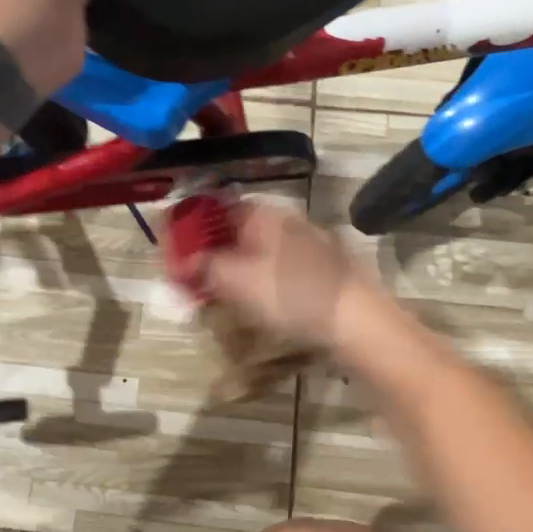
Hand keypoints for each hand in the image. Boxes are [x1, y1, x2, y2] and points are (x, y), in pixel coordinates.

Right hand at [191, 202, 381, 348]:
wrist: (361, 323)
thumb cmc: (293, 296)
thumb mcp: (237, 281)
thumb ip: (203, 266)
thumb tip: (179, 260)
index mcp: (264, 213)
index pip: (214, 208)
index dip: (188, 229)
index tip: (171, 254)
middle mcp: (286, 221)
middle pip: (235, 231)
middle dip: (208, 254)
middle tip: (189, 282)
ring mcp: (308, 245)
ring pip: (256, 252)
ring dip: (231, 271)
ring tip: (215, 298)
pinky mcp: (322, 272)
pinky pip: (276, 270)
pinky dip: (256, 283)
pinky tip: (252, 306)